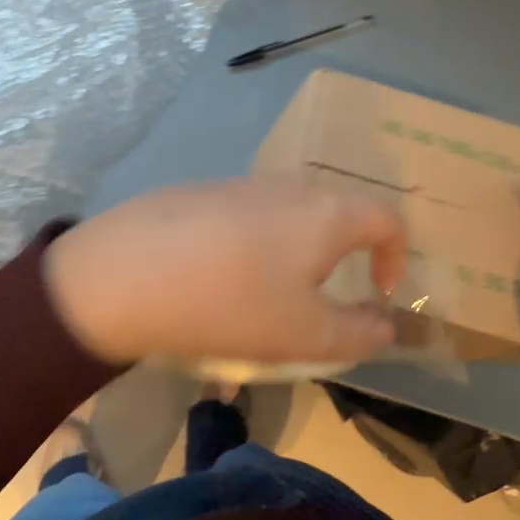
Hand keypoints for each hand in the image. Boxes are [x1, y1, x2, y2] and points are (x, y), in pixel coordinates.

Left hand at [44, 178, 406, 366]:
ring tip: (262, 303)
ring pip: (285, 217)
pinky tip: (215, 285)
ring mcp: (239, 184)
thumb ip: (357, 333)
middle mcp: (287, 186)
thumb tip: (385, 324)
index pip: (385, 218)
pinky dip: (249, 249)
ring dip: (290, 256)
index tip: (380, 293)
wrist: (123, 273)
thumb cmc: (232, 304)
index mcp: (325, 212)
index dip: (396, 255)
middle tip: (319, 304)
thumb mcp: (304, 336)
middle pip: (334, 214)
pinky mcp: (198, 193)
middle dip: (339, 258)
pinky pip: (242, 219)